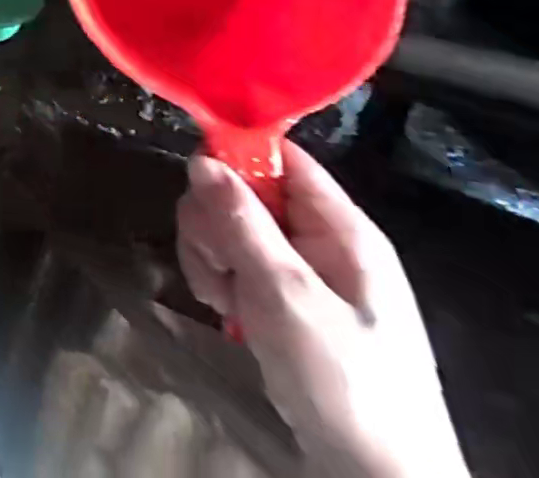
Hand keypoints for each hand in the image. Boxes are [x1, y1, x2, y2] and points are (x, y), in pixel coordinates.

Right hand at [176, 142, 467, 477]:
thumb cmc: (342, 381)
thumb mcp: (285, 295)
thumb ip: (241, 223)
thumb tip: (201, 159)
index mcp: (340, 227)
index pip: (282, 157)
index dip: (236, 156)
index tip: (196, 184)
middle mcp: (321, 239)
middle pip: (247, 191)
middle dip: (214, 221)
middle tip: (214, 266)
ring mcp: (304, 272)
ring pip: (233, 228)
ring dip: (211, 255)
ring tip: (220, 299)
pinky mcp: (287, 302)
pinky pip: (239, 265)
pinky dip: (220, 280)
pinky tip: (225, 311)